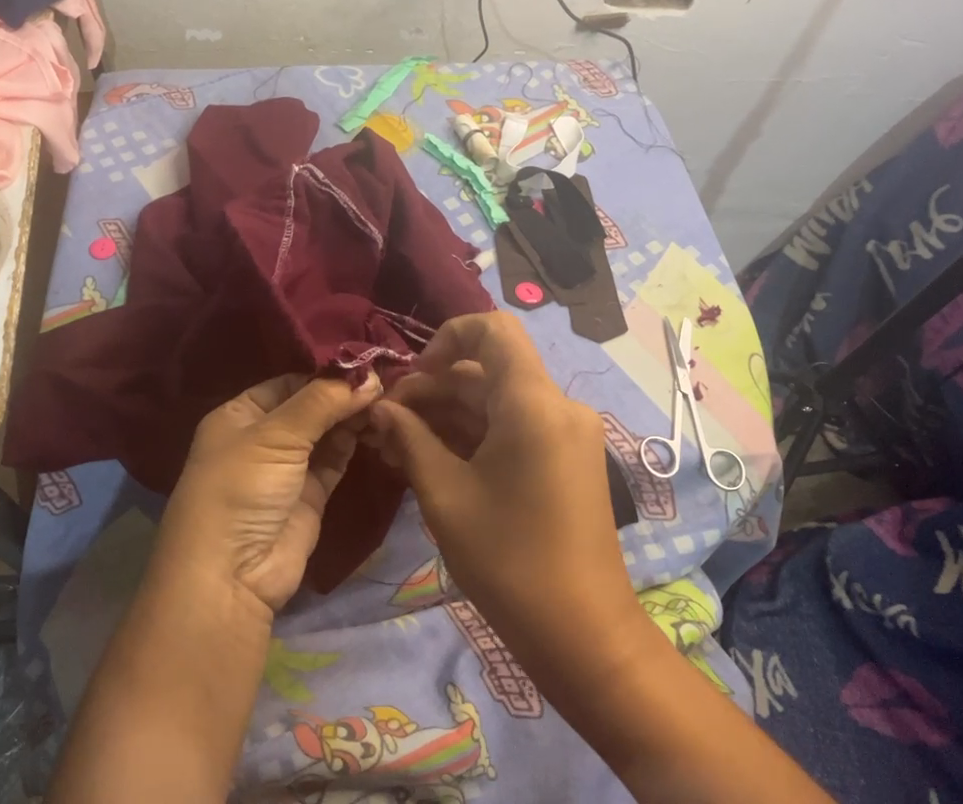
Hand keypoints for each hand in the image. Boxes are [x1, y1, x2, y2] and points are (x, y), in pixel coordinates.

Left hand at [156, 373, 382, 615]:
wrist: (232, 572)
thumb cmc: (241, 487)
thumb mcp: (275, 436)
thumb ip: (322, 402)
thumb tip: (368, 377)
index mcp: (239, 414)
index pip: (287, 383)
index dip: (324, 374)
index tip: (366, 363)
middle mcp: (261, 438)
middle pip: (309, 407)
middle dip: (342, 395)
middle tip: (386, 382)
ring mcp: (286, 469)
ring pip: (325, 434)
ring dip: (351, 418)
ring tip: (388, 401)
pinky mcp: (310, 496)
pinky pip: (335, 461)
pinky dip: (353, 444)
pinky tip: (377, 427)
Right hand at [368, 312, 643, 648]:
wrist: (581, 631)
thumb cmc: (507, 559)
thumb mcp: (445, 494)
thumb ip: (409, 438)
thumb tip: (381, 407)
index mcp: (534, 404)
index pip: (492, 330)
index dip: (445, 339)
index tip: (411, 379)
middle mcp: (558, 407)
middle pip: (488, 371)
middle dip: (433, 389)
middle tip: (385, 424)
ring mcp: (567, 434)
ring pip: (498, 402)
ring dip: (448, 415)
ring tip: (396, 445)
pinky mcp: (566, 460)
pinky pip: (515, 428)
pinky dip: (474, 436)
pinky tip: (431, 459)